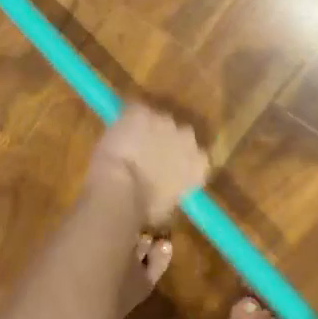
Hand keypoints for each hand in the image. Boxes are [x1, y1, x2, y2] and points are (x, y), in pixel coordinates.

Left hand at [88, 105, 208, 224]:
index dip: (179, 160)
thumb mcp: (168, 205)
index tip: (167, 167)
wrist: (121, 189)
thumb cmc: (145, 208)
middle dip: (166, 141)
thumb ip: (173, 190)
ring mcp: (164, 121)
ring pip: (157, 120)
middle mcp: (188, 138)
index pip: (196, 156)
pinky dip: (127, 118)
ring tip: (129, 142)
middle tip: (146, 153)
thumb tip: (164, 190)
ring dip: (147, 128)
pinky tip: (118, 129)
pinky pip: (135, 110)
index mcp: (198, 164)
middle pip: (179, 133)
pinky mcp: (140, 112)